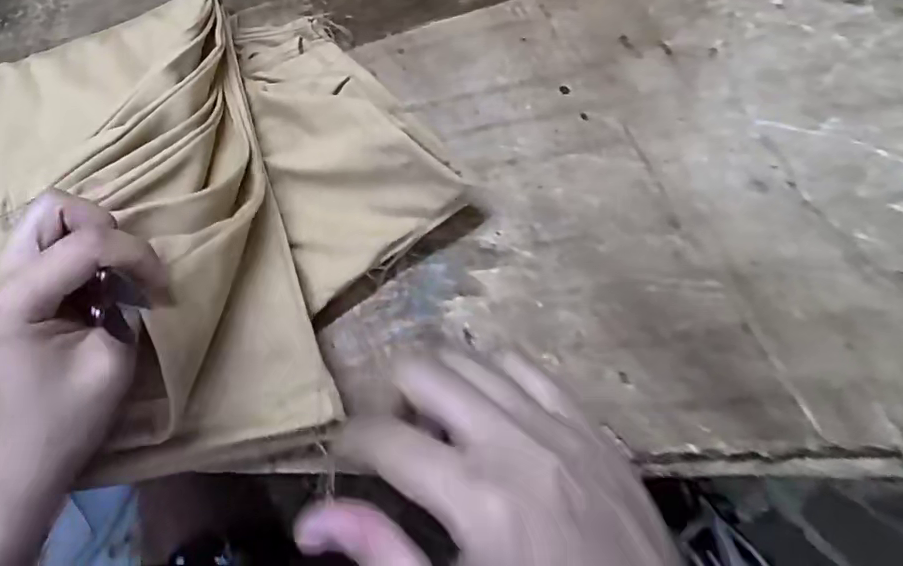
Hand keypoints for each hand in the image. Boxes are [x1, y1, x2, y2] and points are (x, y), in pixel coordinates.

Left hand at [0, 190, 170, 565]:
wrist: (13, 470)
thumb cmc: (61, 426)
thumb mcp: (110, 365)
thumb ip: (125, 303)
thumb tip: (128, 272)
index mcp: (15, 297)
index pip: (85, 242)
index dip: (133, 253)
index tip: (160, 286)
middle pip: (53, 206)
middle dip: (99, 225)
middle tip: (124, 266)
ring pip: (48, 217)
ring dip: (87, 235)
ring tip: (109, 279)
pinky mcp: (8, 285)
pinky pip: (45, 240)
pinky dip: (76, 250)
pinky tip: (91, 288)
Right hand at [295, 348, 675, 565]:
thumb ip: (381, 551)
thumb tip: (307, 522)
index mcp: (478, 498)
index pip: (382, 436)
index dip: (349, 442)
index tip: (346, 458)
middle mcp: (514, 445)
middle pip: (417, 370)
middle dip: (390, 398)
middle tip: (396, 440)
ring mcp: (560, 431)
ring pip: (465, 356)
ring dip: (437, 383)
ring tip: (440, 426)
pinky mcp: (596, 433)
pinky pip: (525, 367)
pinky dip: (493, 376)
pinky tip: (490, 412)